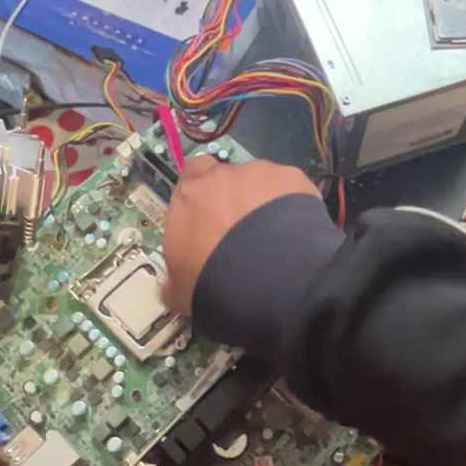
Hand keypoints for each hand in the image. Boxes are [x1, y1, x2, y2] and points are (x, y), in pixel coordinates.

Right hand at [161, 155, 322, 312]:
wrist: (267, 277)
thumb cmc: (212, 282)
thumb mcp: (180, 291)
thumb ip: (173, 280)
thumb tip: (168, 287)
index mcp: (189, 195)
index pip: (192, 175)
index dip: (202, 194)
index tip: (209, 217)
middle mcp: (223, 176)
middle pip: (228, 178)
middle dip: (235, 199)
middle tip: (244, 233)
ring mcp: (262, 174)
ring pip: (262, 183)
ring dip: (266, 204)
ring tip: (276, 239)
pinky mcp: (295, 179)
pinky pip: (292, 191)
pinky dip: (293, 208)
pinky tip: (298, 235)